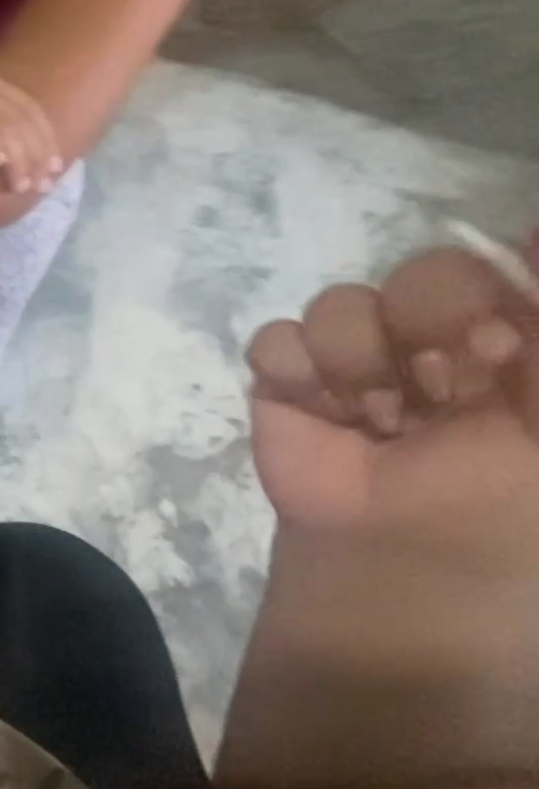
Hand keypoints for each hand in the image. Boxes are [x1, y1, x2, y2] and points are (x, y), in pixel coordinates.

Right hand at [246, 234, 538, 548]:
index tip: (505, 340)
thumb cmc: (514, 496)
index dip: (503, 281)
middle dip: (435, 324)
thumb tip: (531, 236)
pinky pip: (275, 339)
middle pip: (422, 269)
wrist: (409, 552)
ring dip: (363, 365)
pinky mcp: (284, 379)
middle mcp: (432, 333)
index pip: (505, 259)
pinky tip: (324, 413)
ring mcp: (353, 355)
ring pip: (342, 301)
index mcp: (511, 332)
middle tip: (448, 387)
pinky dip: (297, 375)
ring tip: (381, 418)